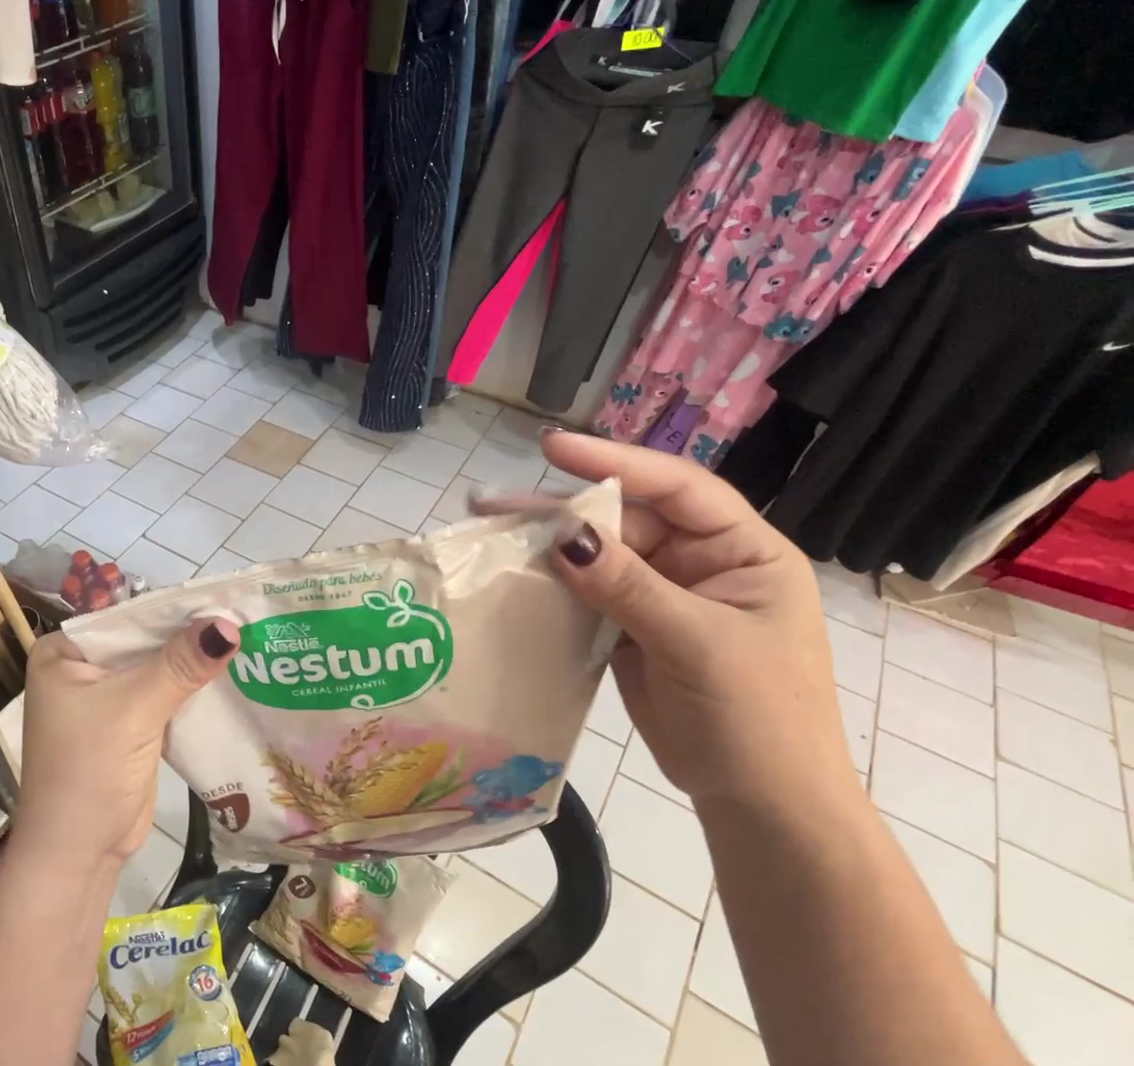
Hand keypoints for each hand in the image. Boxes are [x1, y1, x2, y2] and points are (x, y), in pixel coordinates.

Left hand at [13, 618, 238, 868]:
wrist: (78, 853)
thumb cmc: (89, 771)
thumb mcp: (135, 710)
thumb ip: (181, 664)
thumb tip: (227, 624)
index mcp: (63, 653)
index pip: (124, 616)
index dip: (172, 609)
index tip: (223, 596)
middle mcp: (80, 669)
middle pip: (143, 642)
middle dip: (188, 636)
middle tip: (245, 615)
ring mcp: (105, 700)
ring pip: (157, 669)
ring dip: (194, 663)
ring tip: (250, 638)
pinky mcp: (129, 726)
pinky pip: (164, 696)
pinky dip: (191, 690)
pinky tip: (232, 675)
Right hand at [474, 431, 853, 809]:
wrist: (760, 803)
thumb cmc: (758, 716)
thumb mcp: (698, 642)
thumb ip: (628, 585)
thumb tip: (562, 536)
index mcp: (742, 552)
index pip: (677, 488)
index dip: (615, 462)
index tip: (554, 448)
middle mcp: (700, 565)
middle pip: (624, 521)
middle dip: (562, 512)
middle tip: (493, 504)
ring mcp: (662, 599)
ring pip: (597, 559)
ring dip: (548, 551)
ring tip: (491, 537)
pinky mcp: (630, 632)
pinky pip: (585, 598)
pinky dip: (551, 591)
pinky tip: (513, 582)